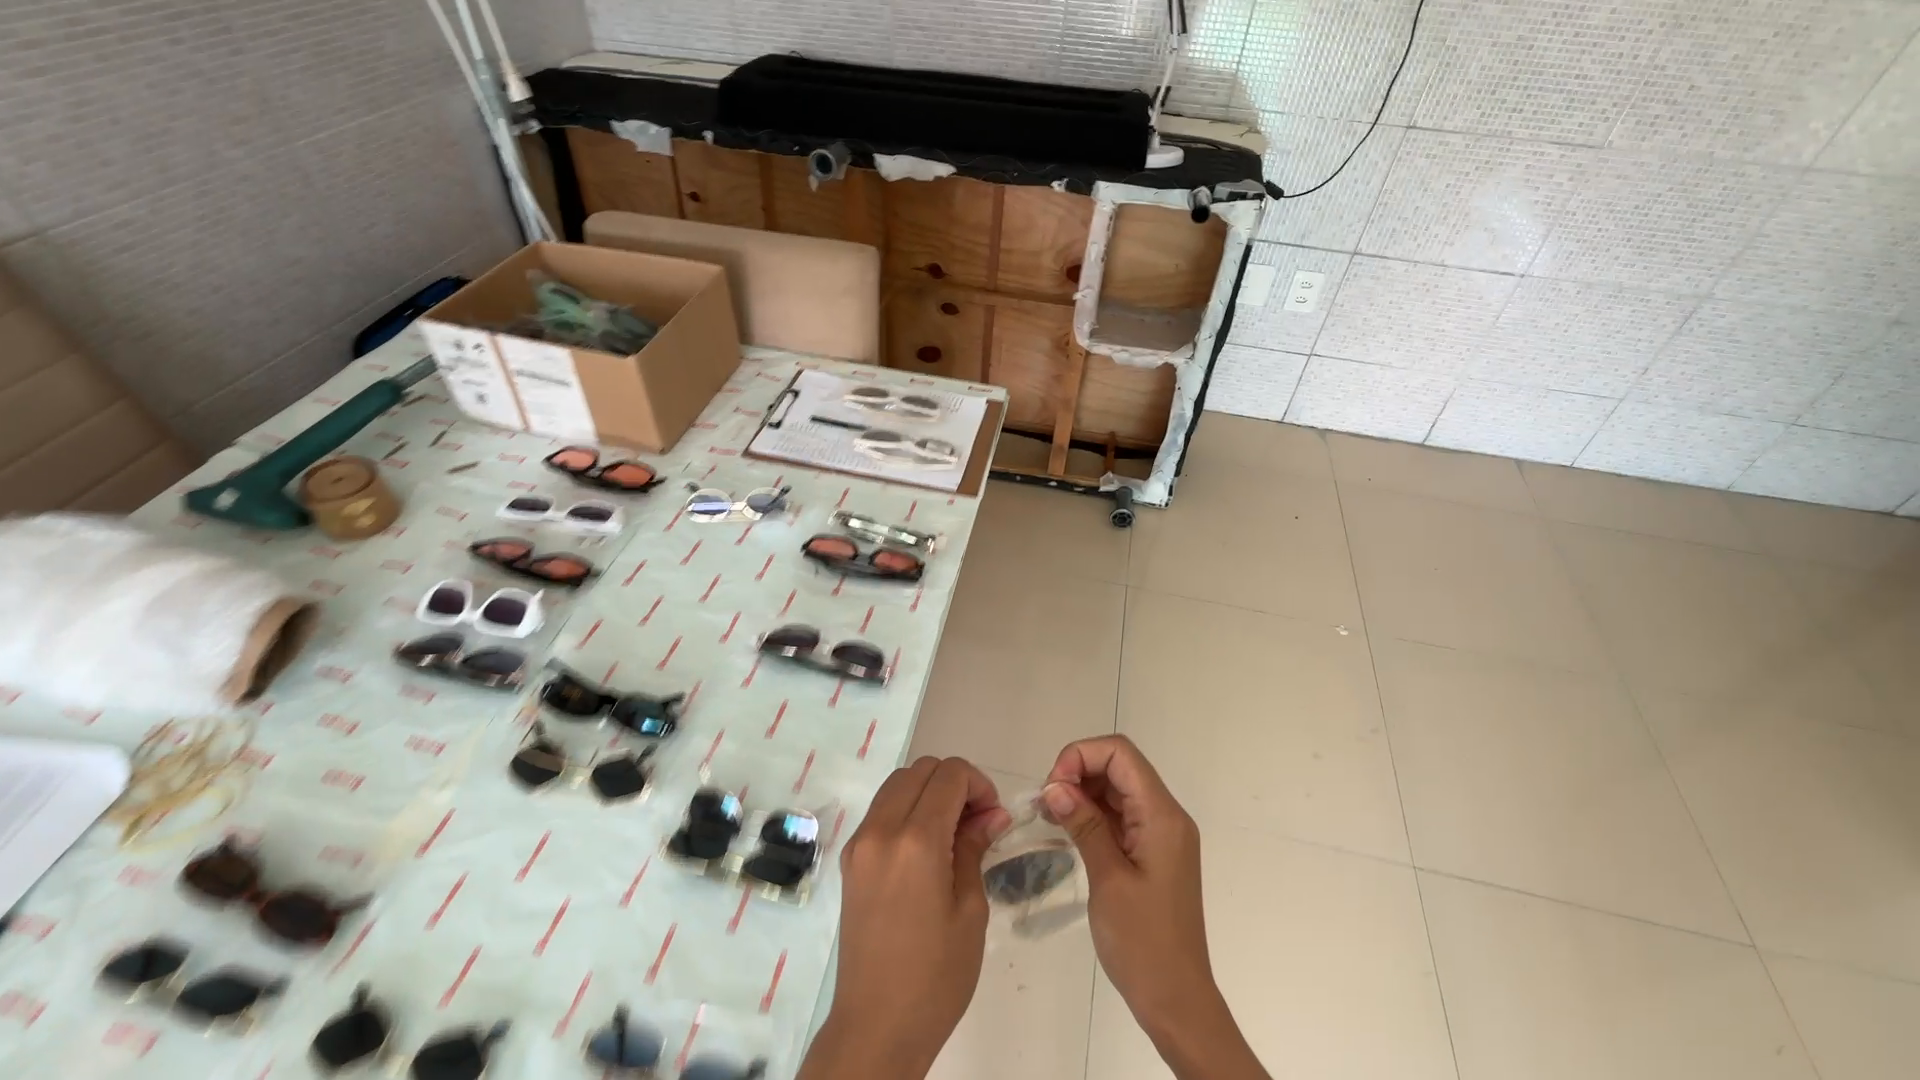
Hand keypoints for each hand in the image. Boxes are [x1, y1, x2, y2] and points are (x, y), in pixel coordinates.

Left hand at [801, 756, 1010, 1079]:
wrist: (876, 1024)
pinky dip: (907, 811)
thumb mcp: (970, 910)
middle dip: (954, 783)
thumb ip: (974, 849)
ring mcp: (859, 844)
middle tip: (977, 822)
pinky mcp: (850, 862)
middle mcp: (880, 830)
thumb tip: (990, 814)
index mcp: (915, 840)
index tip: (993, 816)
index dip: (979, 784)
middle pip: (920, 770)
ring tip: (954, 834)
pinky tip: (928, 849)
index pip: (949, 775)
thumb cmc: (936, 976)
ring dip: (928, 793)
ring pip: (896, 786)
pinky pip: (881, 813)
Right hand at [1044, 736, 1267, 1079]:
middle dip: (1078, 771)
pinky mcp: (1151, 853)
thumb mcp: (1108, 879)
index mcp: (1162, 816)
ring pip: (1117, 790)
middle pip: (1120, 766)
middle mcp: (1166, 816)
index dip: (1081, 755)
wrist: (1175, 997)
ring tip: (1050, 816)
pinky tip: (1066, 829)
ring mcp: (1160, 835)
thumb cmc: (1143, 941)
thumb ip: (1084, 825)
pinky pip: (1120, 816)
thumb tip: (1055, 786)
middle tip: (1046, 803)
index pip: (1121, 754)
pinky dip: (1092, 814)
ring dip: (1082, 792)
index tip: (1052, 787)